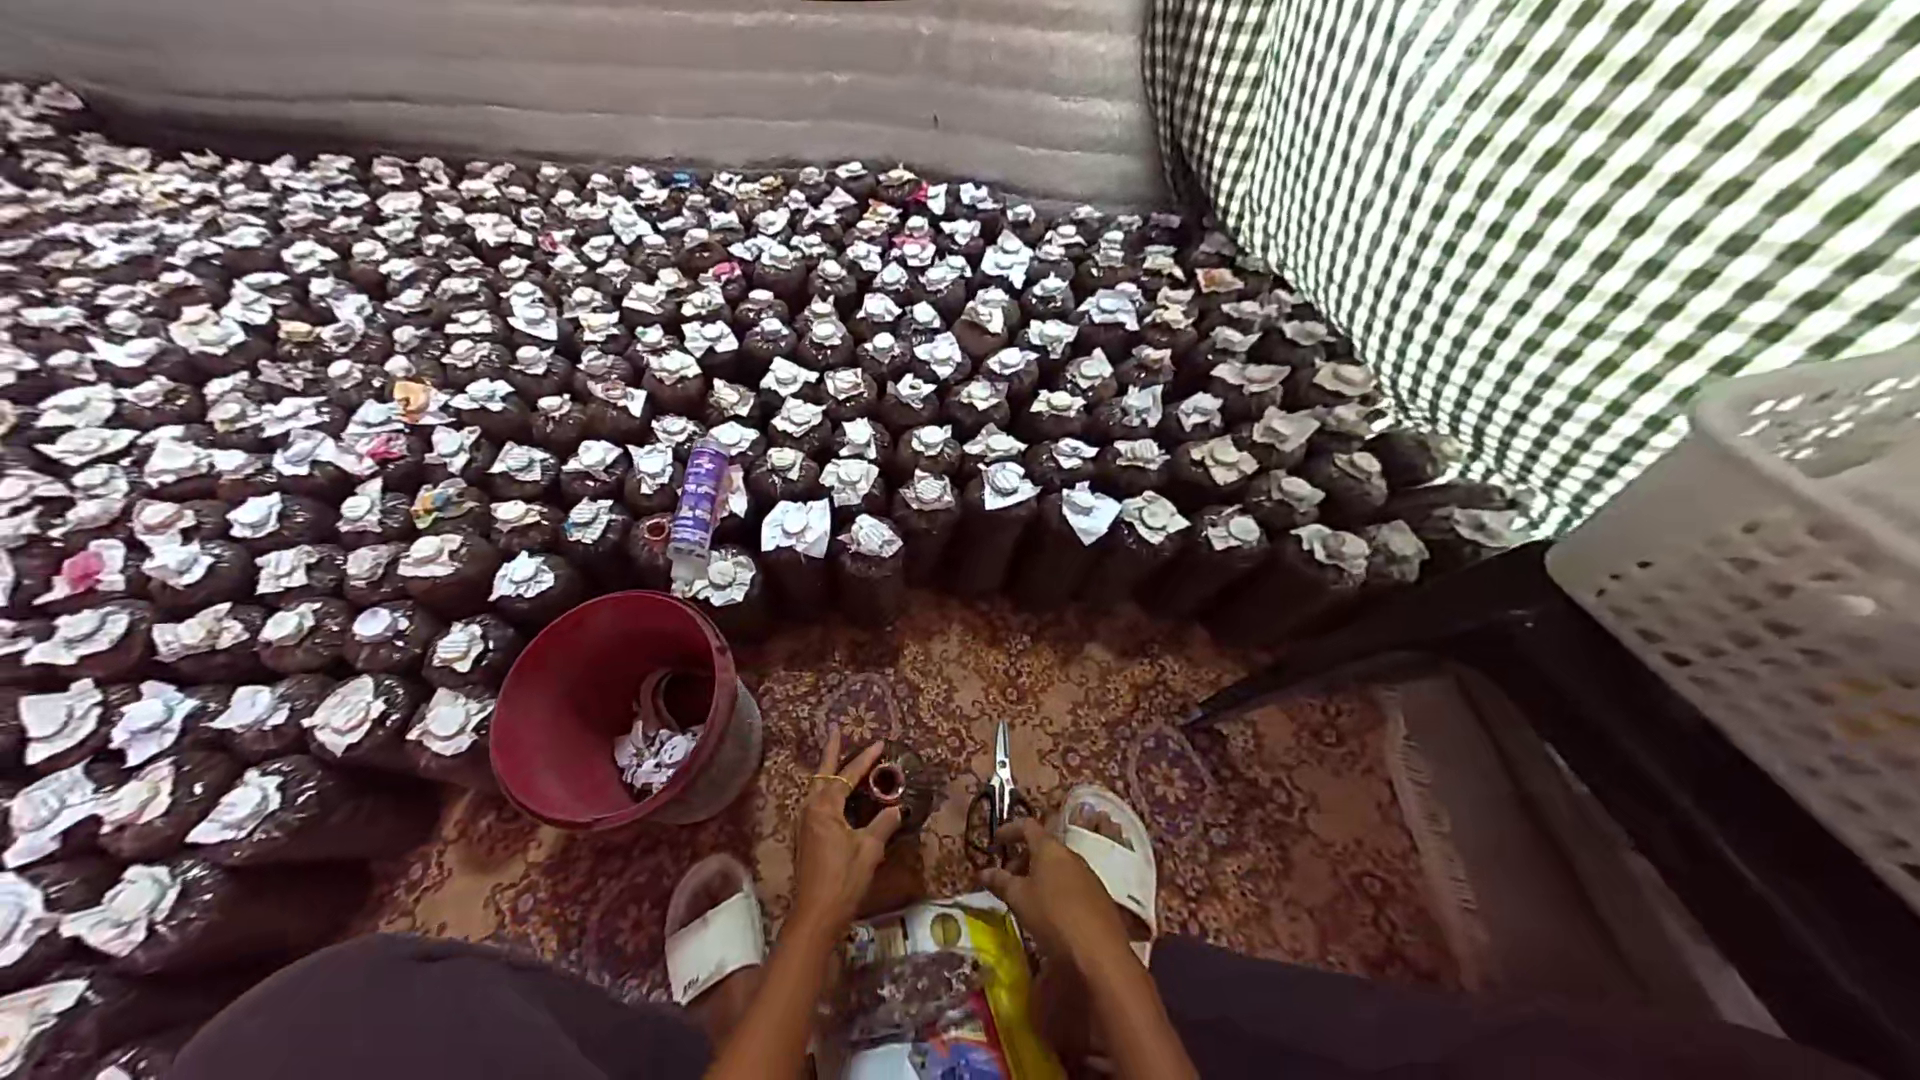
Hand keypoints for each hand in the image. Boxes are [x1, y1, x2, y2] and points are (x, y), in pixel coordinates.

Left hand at [790, 724, 902, 931]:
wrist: (816, 916)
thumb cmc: (843, 879)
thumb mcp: (869, 849)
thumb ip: (883, 824)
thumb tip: (897, 808)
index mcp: (824, 808)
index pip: (847, 775)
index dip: (864, 759)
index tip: (879, 743)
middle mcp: (810, 810)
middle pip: (822, 774)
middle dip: (831, 753)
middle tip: (837, 732)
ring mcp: (804, 824)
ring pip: (816, 788)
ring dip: (828, 771)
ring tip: (838, 759)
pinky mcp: (805, 838)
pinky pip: (816, 802)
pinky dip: (826, 790)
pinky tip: (834, 794)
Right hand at [981, 817, 1131, 967]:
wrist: (1100, 952)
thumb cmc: (1053, 916)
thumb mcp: (1019, 899)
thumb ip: (1000, 882)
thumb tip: (981, 872)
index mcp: (1049, 848)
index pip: (1027, 826)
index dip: (1009, 830)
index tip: (994, 842)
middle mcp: (1071, 855)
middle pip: (1043, 847)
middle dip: (1022, 858)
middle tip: (1007, 878)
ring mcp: (1087, 875)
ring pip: (1057, 866)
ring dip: (1038, 875)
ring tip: (1024, 898)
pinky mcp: (1098, 896)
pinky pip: (1069, 883)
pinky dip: (1054, 889)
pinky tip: (1048, 913)